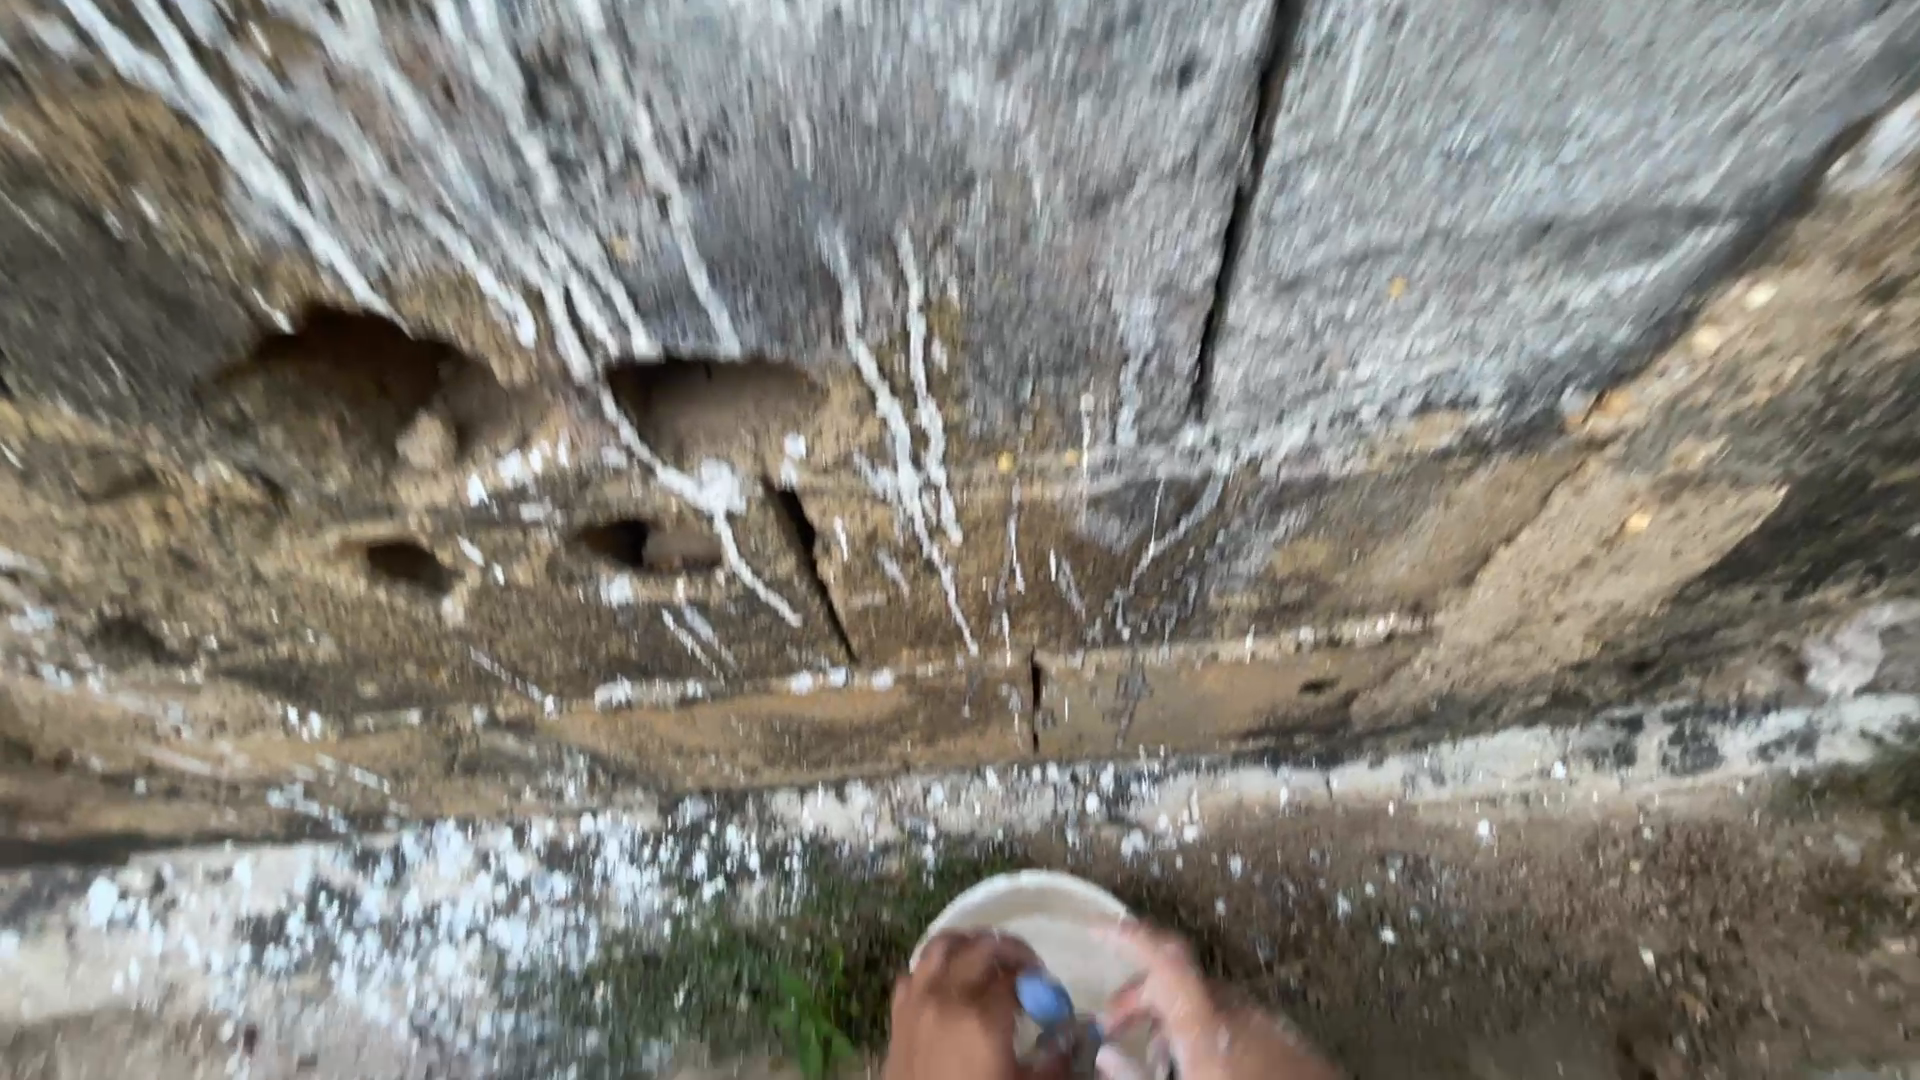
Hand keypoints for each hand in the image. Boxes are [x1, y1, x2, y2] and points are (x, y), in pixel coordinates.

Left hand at [882, 930, 1065, 1079]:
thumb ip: (1052, 1063)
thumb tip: (1067, 1037)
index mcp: (983, 1019)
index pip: (1016, 976)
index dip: (1035, 976)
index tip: (1045, 988)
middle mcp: (949, 997)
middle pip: (983, 948)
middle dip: (1010, 951)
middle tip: (1026, 968)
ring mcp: (918, 1000)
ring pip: (943, 944)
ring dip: (969, 943)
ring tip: (987, 957)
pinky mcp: (897, 1014)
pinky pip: (915, 971)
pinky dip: (934, 967)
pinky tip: (949, 982)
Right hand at [1097, 921, 1340, 1079]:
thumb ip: (1135, 1075)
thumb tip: (1106, 1051)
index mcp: (1205, 1023)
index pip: (1162, 957)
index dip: (1127, 935)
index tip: (1096, 928)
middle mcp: (1235, 1010)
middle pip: (1177, 979)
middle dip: (1138, 994)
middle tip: (1111, 1024)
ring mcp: (1266, 1023)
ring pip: (1205, 1002)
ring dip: (1171, 1018)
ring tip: (1156, 1059)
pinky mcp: (1289, 1042)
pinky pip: (1235, 1020)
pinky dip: (1206, 1031)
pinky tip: (1201, 1067)